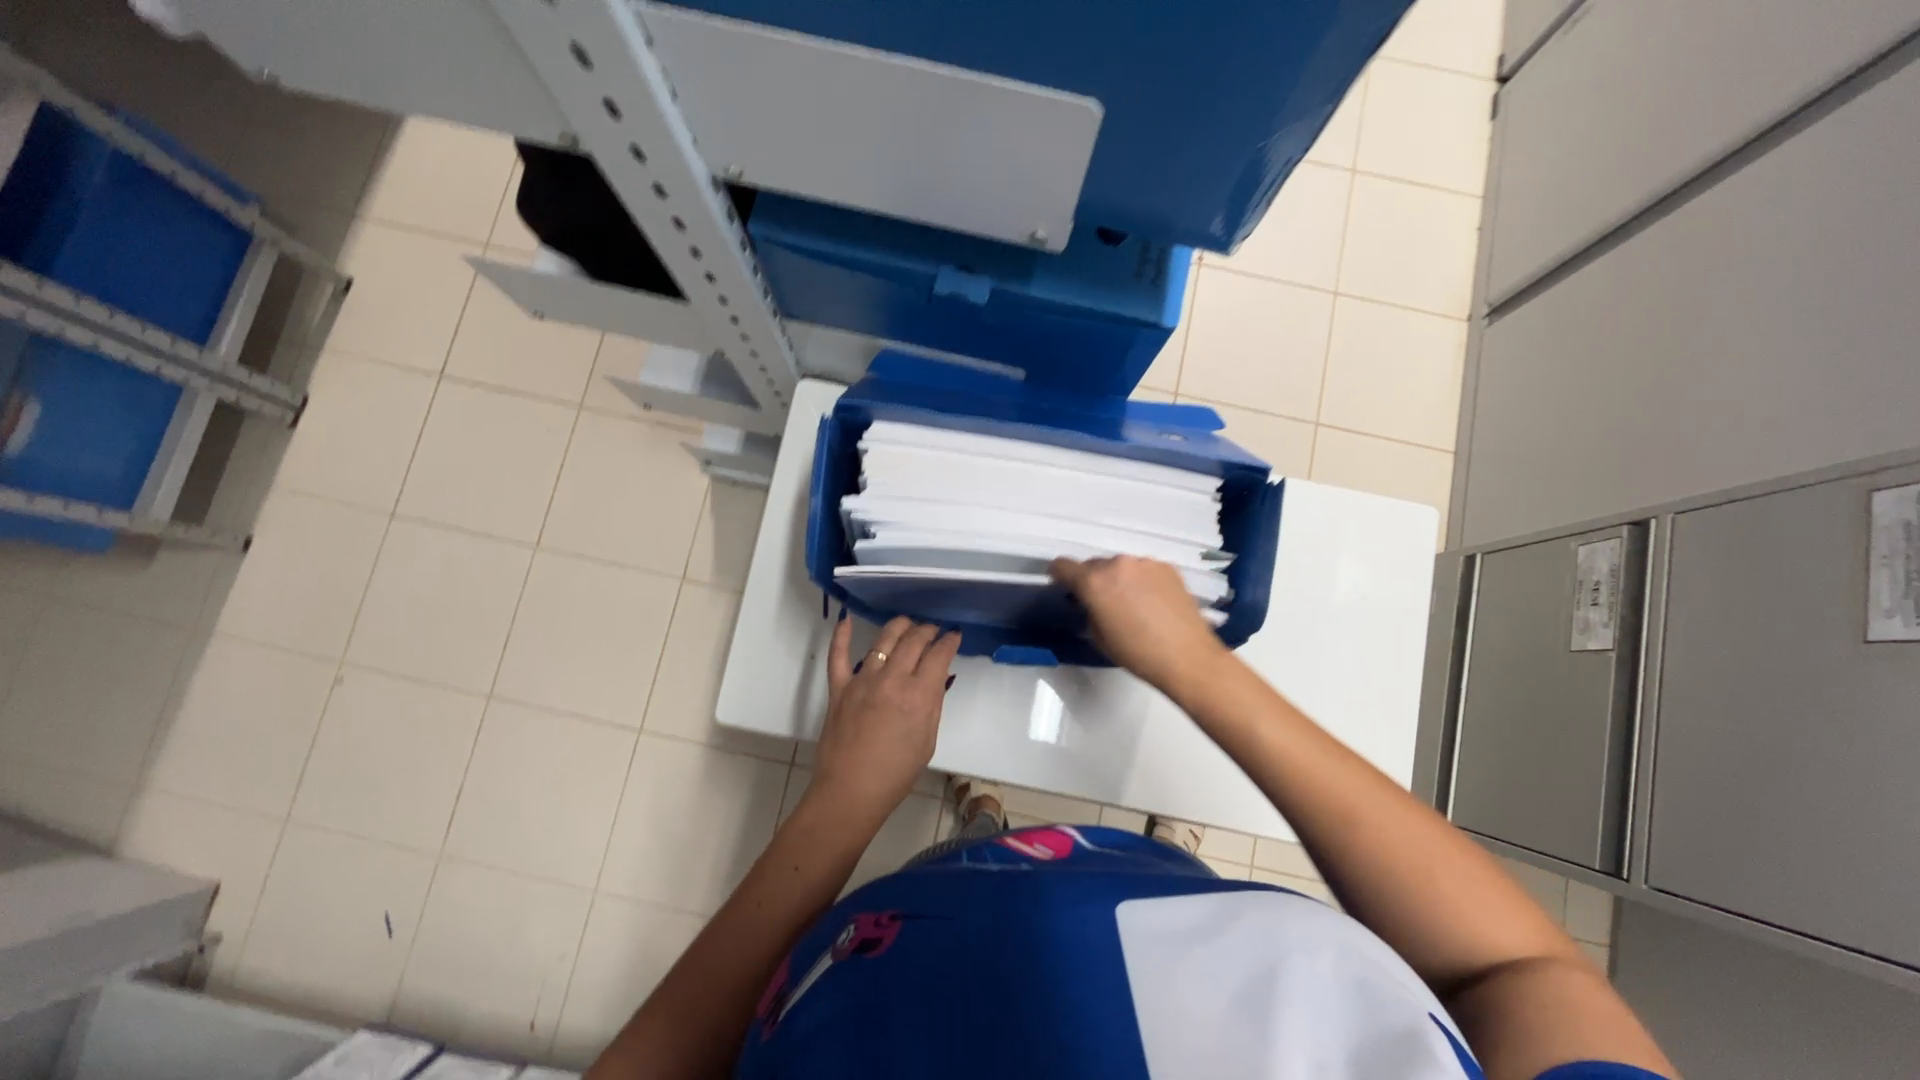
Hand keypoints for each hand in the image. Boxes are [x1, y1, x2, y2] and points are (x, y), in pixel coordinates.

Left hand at [811, 614, 960, 821]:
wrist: (851, 790)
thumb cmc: (896, 773)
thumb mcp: (928, 740)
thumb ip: (932, 705)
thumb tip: (935, 679)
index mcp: (919, 695)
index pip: (939, 655)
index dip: (949, 641)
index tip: (953, 636)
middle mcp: (892, 680)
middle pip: (913, 640)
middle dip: (928, 630)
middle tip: (933, 631)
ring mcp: (862, 680)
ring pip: (883, 639)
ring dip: (899, 627)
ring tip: (907, 625)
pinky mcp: (839, 687)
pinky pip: (837, 655)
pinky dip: (841, 635)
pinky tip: (846, 619)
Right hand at [1050, 556, 1229, 691]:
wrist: (1187, 656)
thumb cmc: (1137, 653)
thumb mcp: (1098, 637)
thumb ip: (1088, 612)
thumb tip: (1089, 604)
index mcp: (1094, 582)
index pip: (1063, 566)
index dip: (1058, 575)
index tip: (1062, 586)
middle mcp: (1117, 564)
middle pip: (1093, 565)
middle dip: (1092, 580)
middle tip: (1101, 603)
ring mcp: (1145, 563)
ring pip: (1121, 566)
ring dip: (1118, 579)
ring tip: (1131, 603)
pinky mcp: (1167, 567)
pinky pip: (1143, 570)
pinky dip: (1141, 581)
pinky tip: (1152, 602)